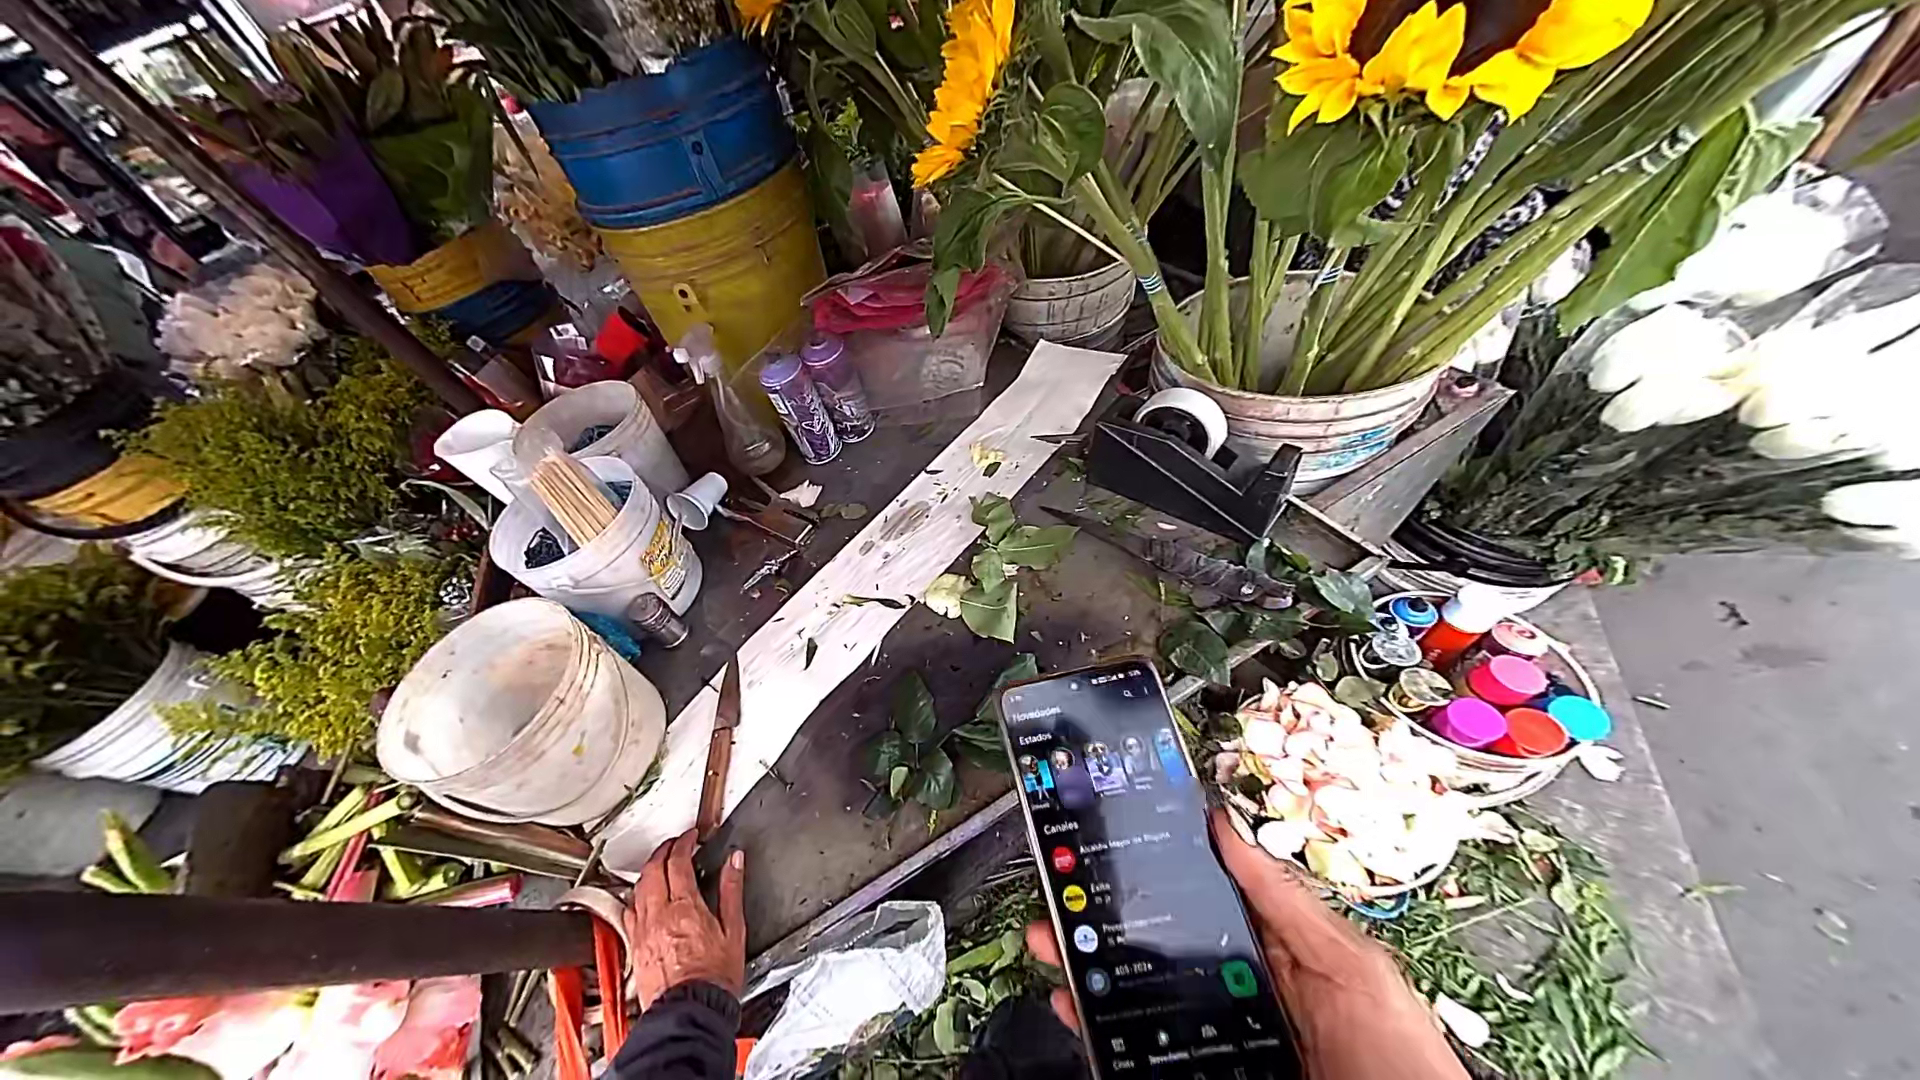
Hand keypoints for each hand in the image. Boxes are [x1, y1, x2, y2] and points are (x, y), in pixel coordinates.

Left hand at [627, 831, 745, 1009]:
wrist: (690, 1012)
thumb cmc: (713, 976)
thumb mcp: (734, 928)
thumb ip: (732, 889)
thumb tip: (735, 860)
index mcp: (685, 907)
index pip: (677, 862)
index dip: (684, 843)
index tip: (691, 837)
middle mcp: (659, 916)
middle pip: (652, 870)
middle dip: (663, 851)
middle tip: (675, 843)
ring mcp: (643, 932)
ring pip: (638, 889)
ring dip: (649, 870)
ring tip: (660, 864)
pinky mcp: (635, 947)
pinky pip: (630, 912)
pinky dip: (637, 896)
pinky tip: (643, 897)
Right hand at [1025, 812, 1465, 1079]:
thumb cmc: (1397, 1062)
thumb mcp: (1347, 965)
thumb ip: (1285, 899)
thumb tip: (1225, 829)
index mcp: (1263, 947)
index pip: (1193, 896)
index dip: (1147, 870)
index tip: (1104, 846)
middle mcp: (1231, 984)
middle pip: (1154, 943)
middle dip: (1101, 918)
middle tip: (1060, 899)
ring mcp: (1213, 1031)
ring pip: (1139, 992)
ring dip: (1090, 967)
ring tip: (1051, 944)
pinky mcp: (1194, 1066)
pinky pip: (1142, 1047)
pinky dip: (1101, 1029)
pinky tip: (1075, 1009)